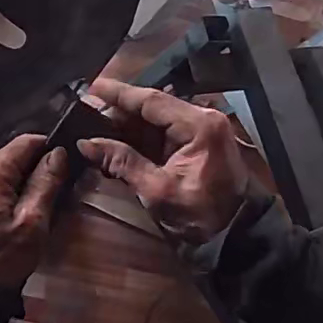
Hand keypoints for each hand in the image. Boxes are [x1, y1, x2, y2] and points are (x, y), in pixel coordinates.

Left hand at [0, 135, 70, 289]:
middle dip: (45, 167)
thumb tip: (59, 153)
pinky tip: (35, 208)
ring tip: (53, 200)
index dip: (53, 150)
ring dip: (36, 180)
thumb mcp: (32, 222)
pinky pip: (8, 182)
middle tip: (65, 188)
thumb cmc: (2, 256)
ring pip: (17, 169)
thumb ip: (46, 184)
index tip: (71, 167)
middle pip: (22, 154)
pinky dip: (24, 190)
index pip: (29, 141)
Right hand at [78, 78, 250, 243]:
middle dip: (117, 112)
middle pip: (151, 108)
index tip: (91, 86)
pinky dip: (138, 139)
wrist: (237, 236)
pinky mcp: (195, 144)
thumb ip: (122, 163)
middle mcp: (201, 119)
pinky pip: (161, 134)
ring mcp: (200, 130)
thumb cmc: (201, 215)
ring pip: (154, 120)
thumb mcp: (157, 190)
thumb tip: (86, 144)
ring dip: (125, 126)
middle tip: (85, 114)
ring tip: (93, 128)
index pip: (151, 100)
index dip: (118, 93)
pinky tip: (114, 143)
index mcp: (198, 125)